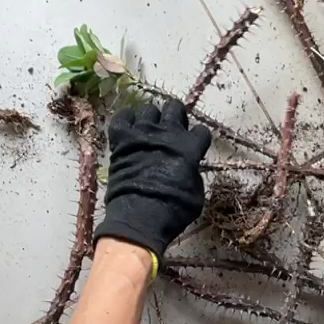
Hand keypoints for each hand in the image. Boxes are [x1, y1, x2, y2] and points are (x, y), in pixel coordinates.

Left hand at [94, 99, 212, 259]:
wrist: (141, 215)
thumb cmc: (174, 210)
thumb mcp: (196, 194)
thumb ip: (193, 174)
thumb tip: (188, 169)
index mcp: (190, 147)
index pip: (201, 131)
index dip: (198, 138)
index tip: (194, 147)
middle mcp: (168, 134)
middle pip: (175, 108)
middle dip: (175, 117)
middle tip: (171, 132)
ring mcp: (143, 133)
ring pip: (149, 109)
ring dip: (151, 119)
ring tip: (148, 132)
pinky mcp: (121, 138)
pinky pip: (122, 117)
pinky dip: (125, 119)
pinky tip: (128, 127)